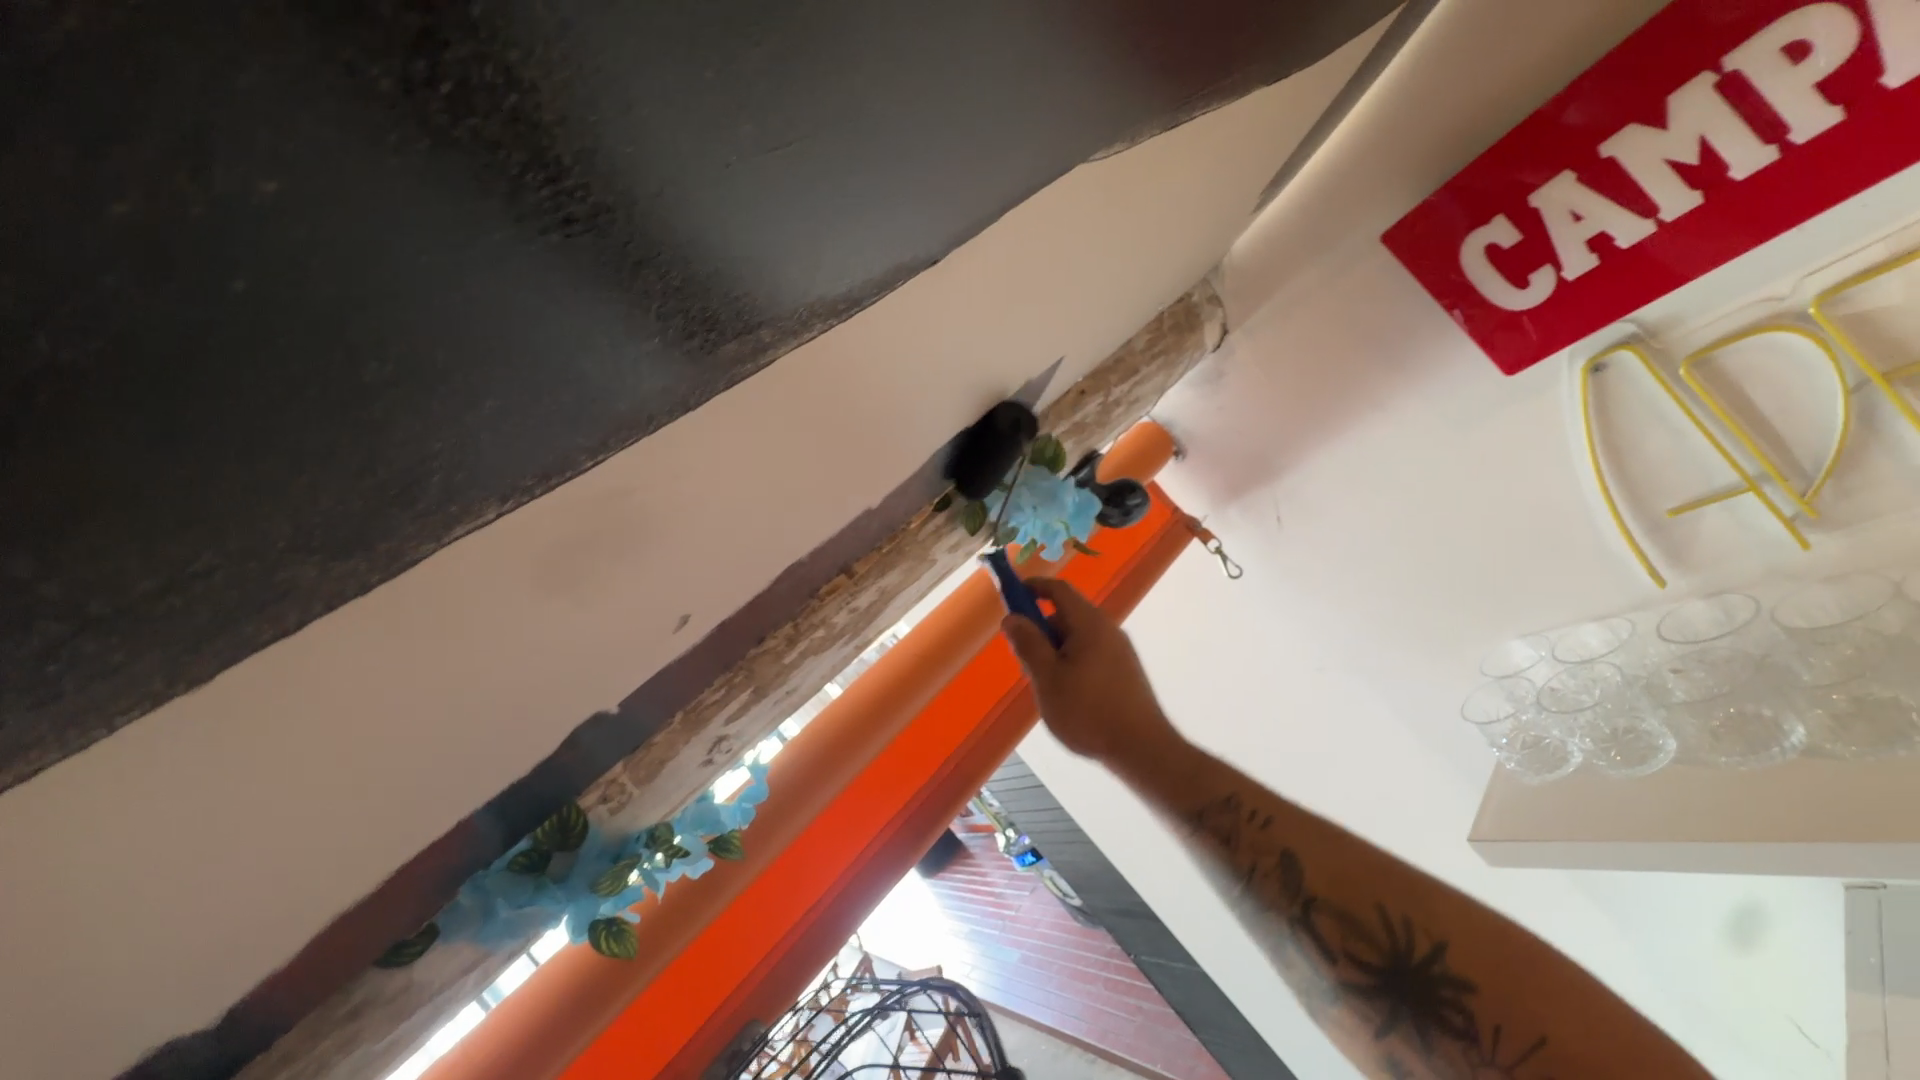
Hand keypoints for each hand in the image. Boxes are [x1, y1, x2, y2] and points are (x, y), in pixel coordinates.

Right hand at [1000, 577, 1179, 765]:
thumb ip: (1028, 644)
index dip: (1034, 587)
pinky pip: (1091, 655)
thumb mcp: (1048, 678)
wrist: (1142, 748)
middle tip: (1024, 661)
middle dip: (1041, 630)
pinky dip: (1072, 664)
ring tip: (1046, 687)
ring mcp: (1120, 651)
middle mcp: (1108, 630)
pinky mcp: (1126, 672)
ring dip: (1055, 652)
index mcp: (1089, 624)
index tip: (1012, 593)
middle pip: (1068, 616)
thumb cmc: (1088, 711)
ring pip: (1078, 639)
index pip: (1059, 590)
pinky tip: (1068, 697)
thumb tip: (1012, 617)